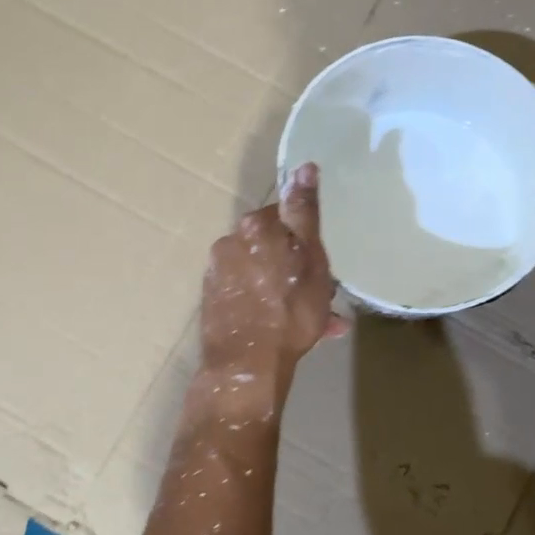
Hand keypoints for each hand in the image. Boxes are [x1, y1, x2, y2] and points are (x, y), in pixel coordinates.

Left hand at [199, 163, 347, 399]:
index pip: (285, 215)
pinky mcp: (213, 304)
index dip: (306, 237)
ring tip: (313, 321)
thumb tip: (303, 167)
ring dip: (287, 291)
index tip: (320, 260)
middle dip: (296, 266)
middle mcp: (228, 243)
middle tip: (321, 294)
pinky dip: (269, 307)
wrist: (247, 367)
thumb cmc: (289, 310)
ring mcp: (217, 275)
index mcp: (253, 226)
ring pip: (263, 274)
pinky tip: (290, 332)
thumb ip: (304, 212)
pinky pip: (250, 297)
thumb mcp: (310, 257)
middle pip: (271, 246)